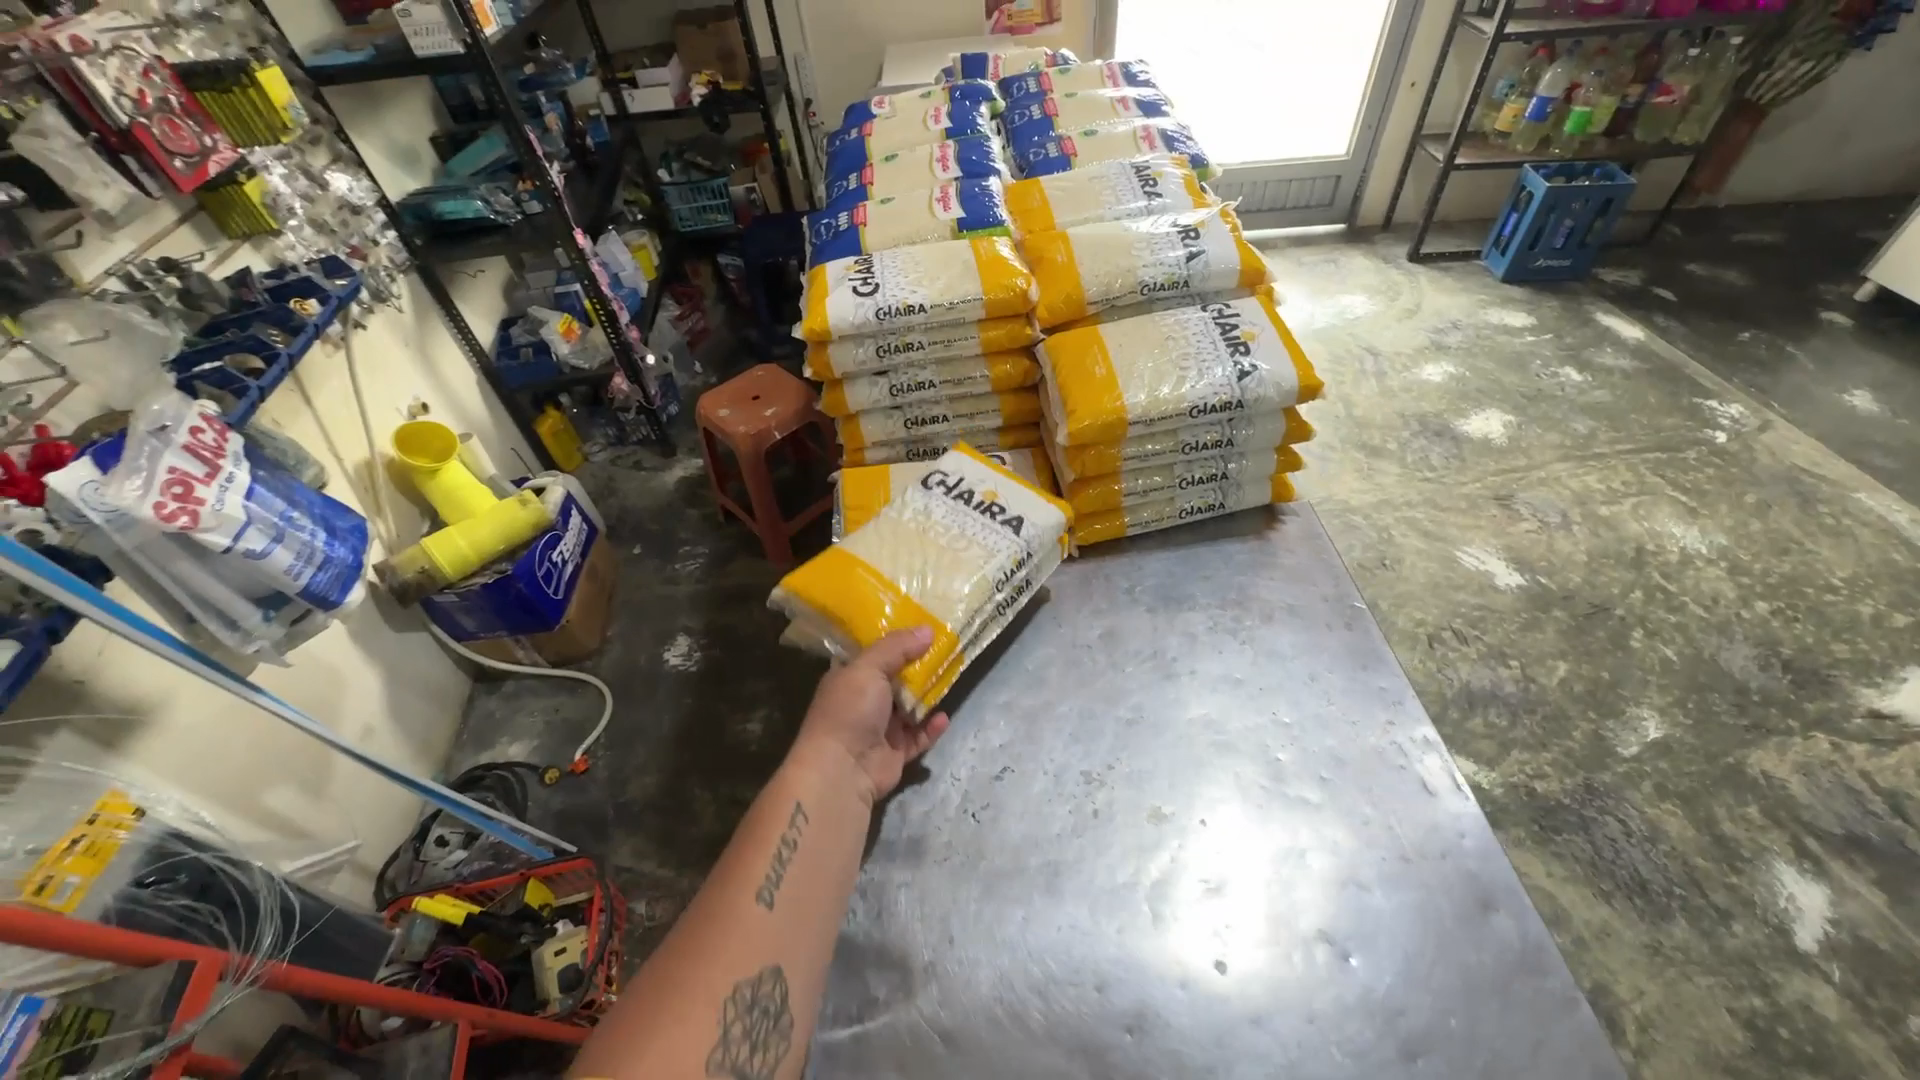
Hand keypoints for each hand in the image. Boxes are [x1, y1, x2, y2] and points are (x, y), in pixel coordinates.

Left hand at [789, 627, 952, 806]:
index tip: (919, 628)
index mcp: (848, 678)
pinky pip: (917, 737)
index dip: (894, 642)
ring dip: (927, 697)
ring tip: (951, 680)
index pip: (872, 655)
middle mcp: (862, 701)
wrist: (842, 769)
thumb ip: (897, 647)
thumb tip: (927, 629)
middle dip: (917, 668)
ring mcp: (878, 729)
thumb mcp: (869, 667)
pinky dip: (930, 728)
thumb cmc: (850, 710)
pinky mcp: (894, 753)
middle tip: (945, 651)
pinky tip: (944, 717)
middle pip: (895, 680)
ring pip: (908, 709)